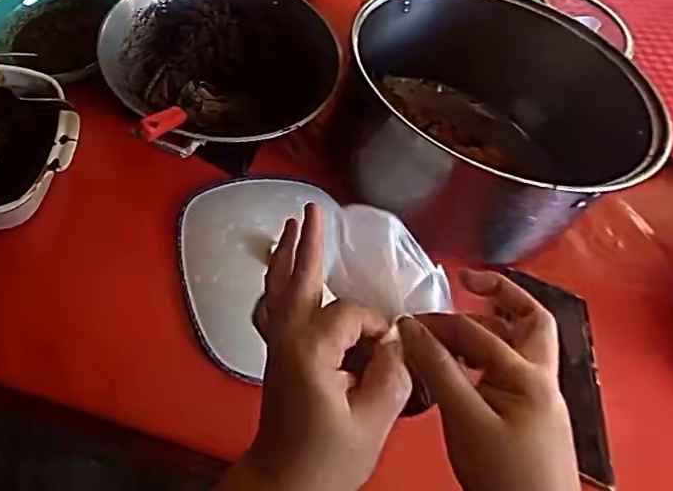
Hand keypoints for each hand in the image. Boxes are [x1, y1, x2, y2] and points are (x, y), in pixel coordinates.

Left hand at [232, 202, 409, 490]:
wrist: (284, 482)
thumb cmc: (325, 459)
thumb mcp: (370, 423)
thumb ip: (390, 375)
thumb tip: (398, 339)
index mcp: (310, 348)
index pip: (350, 314)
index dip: (376, 327)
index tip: (389, 348)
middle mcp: (287, 334)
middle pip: (299, 276)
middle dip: (308, 241)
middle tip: (312, 209)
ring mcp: (276, 338)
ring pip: (279, 283)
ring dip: (287, 252)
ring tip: (291, 224)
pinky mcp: (274, 347)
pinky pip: (274, 299)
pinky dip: (278, 276)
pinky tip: (281, 268)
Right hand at [398, 270, 576, 490]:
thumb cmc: (505, 479)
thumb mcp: (466, 421)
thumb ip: (439, 368)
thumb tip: (410, 326)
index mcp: (529, 376)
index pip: (475, 331)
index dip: (437, 323)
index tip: (405, 325)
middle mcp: (542, 379)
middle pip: (530, 319)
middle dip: (501, 293)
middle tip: (467, 281)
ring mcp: (541, 399)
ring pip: (519, 343)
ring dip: (490, 326)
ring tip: (453, 331)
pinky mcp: (533, 417)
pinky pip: (511, 368)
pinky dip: (488, 354)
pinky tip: (463, 365)